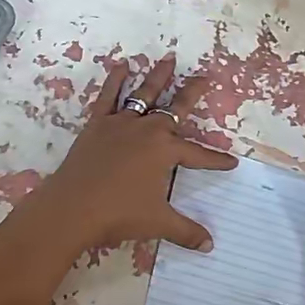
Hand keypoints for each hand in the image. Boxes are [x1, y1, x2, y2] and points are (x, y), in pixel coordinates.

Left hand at [18, 53, 236, 254]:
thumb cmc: (119, 213)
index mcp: (165, 150)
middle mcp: (145, 130)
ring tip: (168, 59)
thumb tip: (209, 245)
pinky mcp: (96, 125)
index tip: (231, 162)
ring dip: (157, 77)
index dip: (215, 160)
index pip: (197, 154)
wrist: (73, 207)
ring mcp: (119, 124)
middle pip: (174, 108)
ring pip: (143, 95)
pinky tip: (121, 65)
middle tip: (206, 77)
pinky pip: (108, 97)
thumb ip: (185, 230)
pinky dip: (114, 80)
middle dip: (192, 93)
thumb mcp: (158, 222)